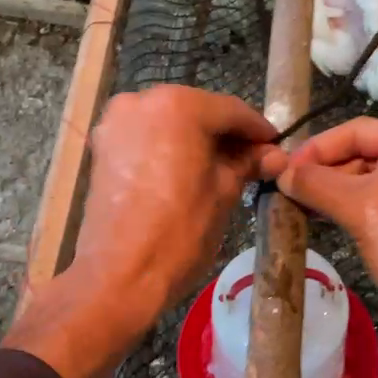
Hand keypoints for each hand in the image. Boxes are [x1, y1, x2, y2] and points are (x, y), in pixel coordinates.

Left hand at [9, 86, 285, 377]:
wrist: (120, 276)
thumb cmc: (180, 233)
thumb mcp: (224, 194)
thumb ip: (246, 164)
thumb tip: (272, 155)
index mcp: (178, 105)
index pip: (231, 110)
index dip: (257, 129)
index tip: (275, 146)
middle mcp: (143, 100)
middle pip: (198, 111)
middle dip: (225, 134)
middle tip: (253, 159)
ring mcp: (117, 122)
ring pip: (170, 122)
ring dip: (196, 140)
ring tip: (224, 168)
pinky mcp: (102, 147)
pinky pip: (147, 137)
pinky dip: (169, 148)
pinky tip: (190, 171)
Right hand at [276, 31, 377, 335]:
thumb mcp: (359, 210)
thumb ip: (316, 184)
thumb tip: (280, 170)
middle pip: (368, 132)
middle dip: (326, 151)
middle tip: (288, 176)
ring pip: (371, 163)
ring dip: (335, 176)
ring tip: (298, 197)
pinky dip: (353, 193)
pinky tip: (322, 211)